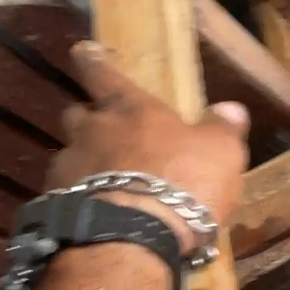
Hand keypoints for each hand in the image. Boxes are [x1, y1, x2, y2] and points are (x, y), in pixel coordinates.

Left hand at [47, 41, 250, 234]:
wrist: (133, 238)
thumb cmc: (184, 183)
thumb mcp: (220, 154)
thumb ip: (222, 129)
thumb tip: (231, 108)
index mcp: (130, 109)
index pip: (104, 74)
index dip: (95, 61)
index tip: (85, 51)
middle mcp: (92, 130)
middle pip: (78, 113)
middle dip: (91, 118)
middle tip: (106, 130)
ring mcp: (69, 168)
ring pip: (70, 154)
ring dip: (86, 162)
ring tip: (106, 182)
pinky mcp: (58, 205)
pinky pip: (67, 193)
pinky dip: (81, 198)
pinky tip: (99, 213)